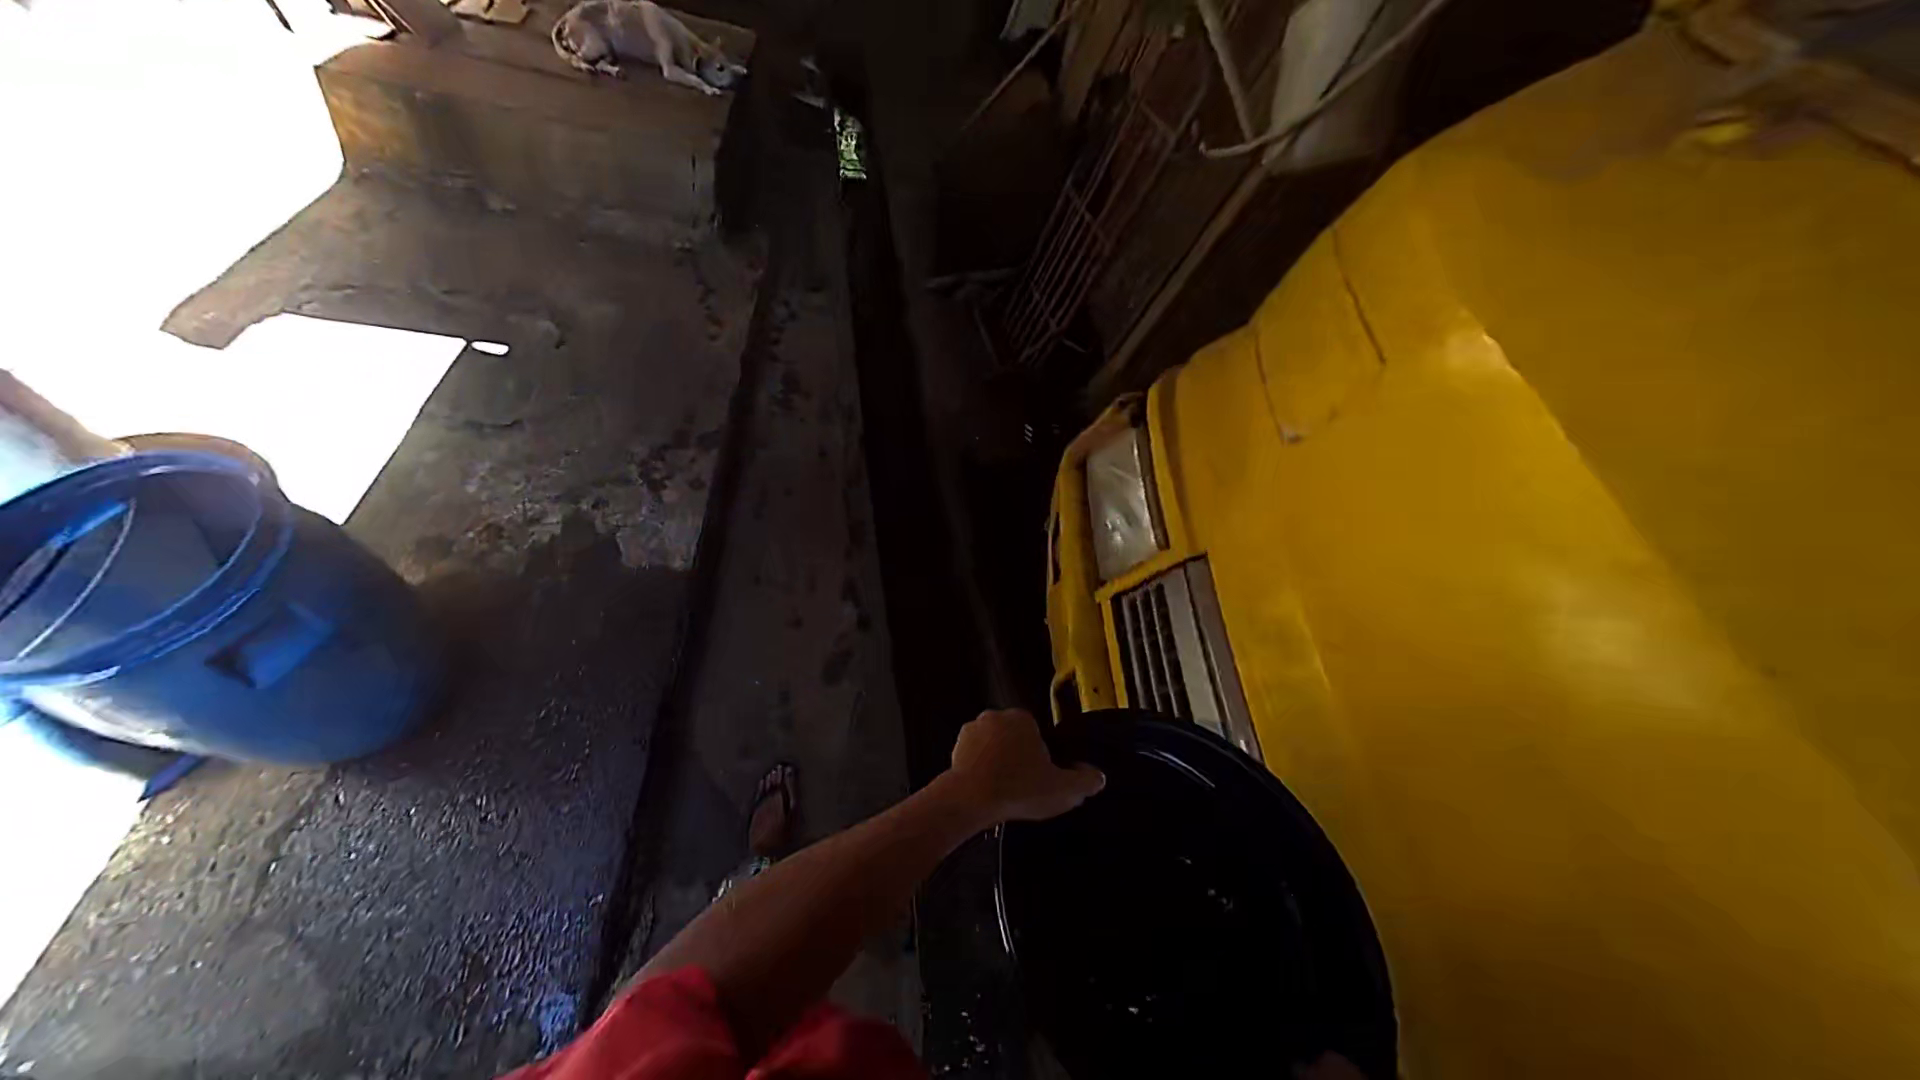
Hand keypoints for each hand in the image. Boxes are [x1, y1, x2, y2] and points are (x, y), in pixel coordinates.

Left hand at [945, 708, 1104, 825]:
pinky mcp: (955, 748)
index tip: (1042, 775)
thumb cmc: (1016, 789)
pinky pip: (974, 758)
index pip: (1038, 733)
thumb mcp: (1063, 790)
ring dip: (998, 763)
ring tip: (1006, 790)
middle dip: (1019, 757)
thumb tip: (1096, 777)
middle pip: (1014, 737)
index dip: (1042, 756)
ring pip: (993, 746)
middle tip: (1025, 785)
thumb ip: (1086, 781)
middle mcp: (995, 717)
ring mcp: (972, 731)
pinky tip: (988, 790)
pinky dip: (980, 770)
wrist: (970, 800)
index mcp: (1022, 718)